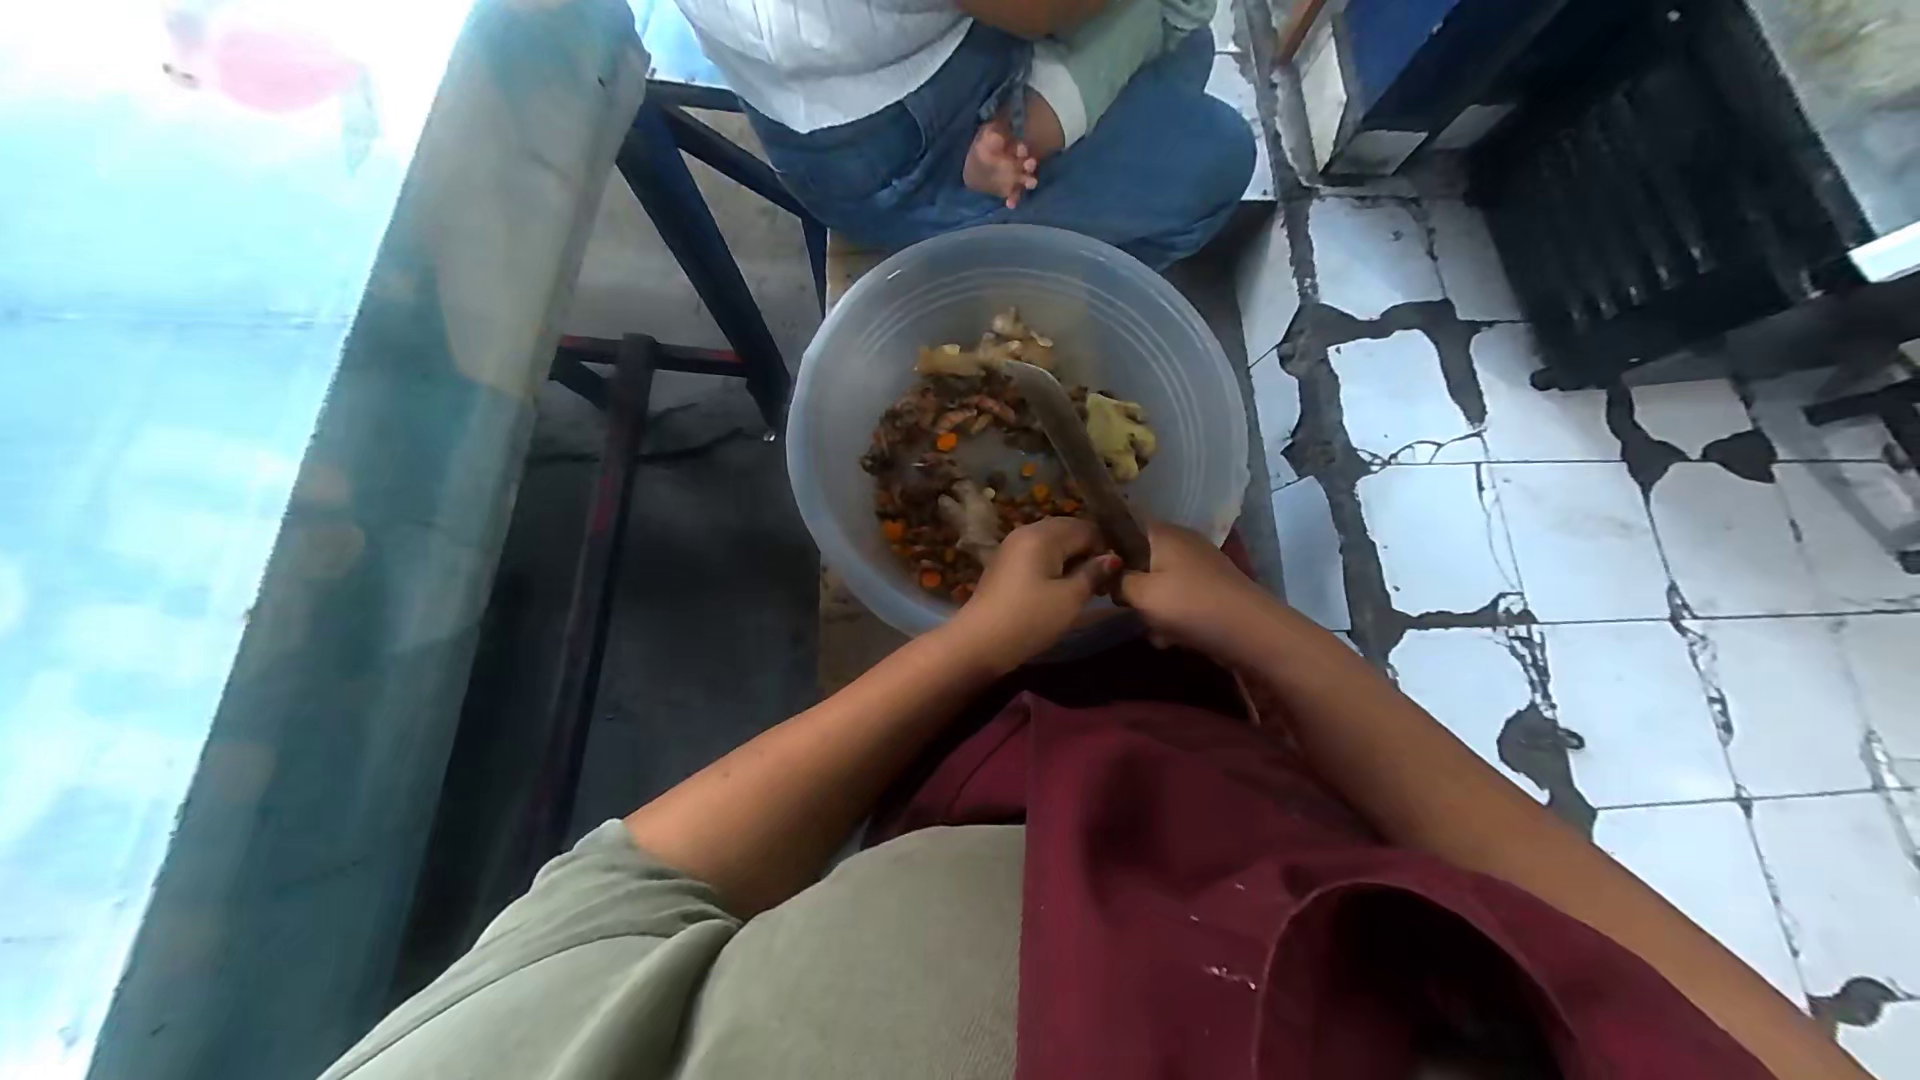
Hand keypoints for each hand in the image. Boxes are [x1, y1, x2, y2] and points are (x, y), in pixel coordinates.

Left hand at [945, 517, 1119, 670]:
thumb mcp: (1070, 598)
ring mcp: (1011, 546)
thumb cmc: (1030, 618)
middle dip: (1088, 551)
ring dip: (1070, 559)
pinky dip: (1052, 565)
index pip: (1087, 528)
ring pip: (1052, 543)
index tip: (1115, 576)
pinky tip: (1059, 588)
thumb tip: (1112, 558)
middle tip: (1102, 582)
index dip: (1105, 549)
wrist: (979, 642)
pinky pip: (1037, 554)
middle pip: (1068, 530)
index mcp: (1043, 534)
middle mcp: (1026, 531)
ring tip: (1083, 587)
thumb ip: (1094, 573)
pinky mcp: (1004, 563)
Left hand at [964, 113, 1038, 208]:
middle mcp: (1018, 163)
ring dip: (1029, 182)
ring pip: (1025, 180)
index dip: (1022, 149)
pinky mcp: (1010, 190)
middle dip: (1030, 164)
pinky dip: (1014, 200)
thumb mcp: (987, 134)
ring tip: (1030, 184)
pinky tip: (1010, 204)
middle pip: (1028, 164)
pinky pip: (1014, 195)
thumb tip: (999, 137)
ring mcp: (1015, 177)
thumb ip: (992, 135)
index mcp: (1014, 148)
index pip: (1021, 148)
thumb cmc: (984, 145)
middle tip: (1030, 165)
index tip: (1021, 150)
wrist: (975, 164)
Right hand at [1116, 523, 1274, 659]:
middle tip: (1123, 605)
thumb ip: (1117, 581)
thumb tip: (1107, 574)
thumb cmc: (1189, 605)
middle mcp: (1181, 542)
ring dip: (1151, 606)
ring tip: (1152, 629)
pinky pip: (1179, 598)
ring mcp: (1199, 566)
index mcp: (1162, 533)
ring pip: (1158, 582)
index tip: (1094, 569)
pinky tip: (1171, 638)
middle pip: (1140, 557)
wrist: (1252, 633)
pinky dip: (1172, 616)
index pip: (1124, 524)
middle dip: (1130, 584)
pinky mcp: (1211, 590)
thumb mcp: (1141, 594)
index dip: (1105, 544)